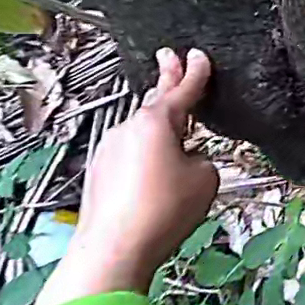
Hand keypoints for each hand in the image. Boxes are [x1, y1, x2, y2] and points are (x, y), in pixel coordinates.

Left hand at [32, 48, 219, 304]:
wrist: (115, 249)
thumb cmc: (163, 211)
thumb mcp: (205, 180)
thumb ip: (202, 160)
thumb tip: (187, 161)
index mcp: (157, 121)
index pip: (183, 88)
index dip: (195, 71)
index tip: (197, 55)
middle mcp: (129, 127)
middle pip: (154, 98)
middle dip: (166, 77)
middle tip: (169, 58)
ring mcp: (110, 148)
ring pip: (141, 131)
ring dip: (157, 130)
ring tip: (175, 142)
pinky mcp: (99, 172)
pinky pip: (129, 155)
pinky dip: (143, 158)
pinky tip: (153, 180)